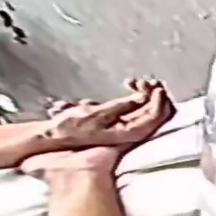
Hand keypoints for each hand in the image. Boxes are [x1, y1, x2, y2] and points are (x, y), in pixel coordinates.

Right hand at [38, 78, 172, 152]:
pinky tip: (129, 84)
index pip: (156, 115)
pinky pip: (139, 106)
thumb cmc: (72, 126)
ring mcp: (133, 125)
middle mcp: (138, 130)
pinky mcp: (125, 120)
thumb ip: (121, 106)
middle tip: (142, 81)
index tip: (156, 86)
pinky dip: (136, 95)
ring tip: (135, 81)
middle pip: (157, 110)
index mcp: (134, 132)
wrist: (55, 135)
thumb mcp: (96, 114)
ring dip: (145, 92)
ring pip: (149, 106)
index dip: (159, 100)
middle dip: (153, 93)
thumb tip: (143, 97)